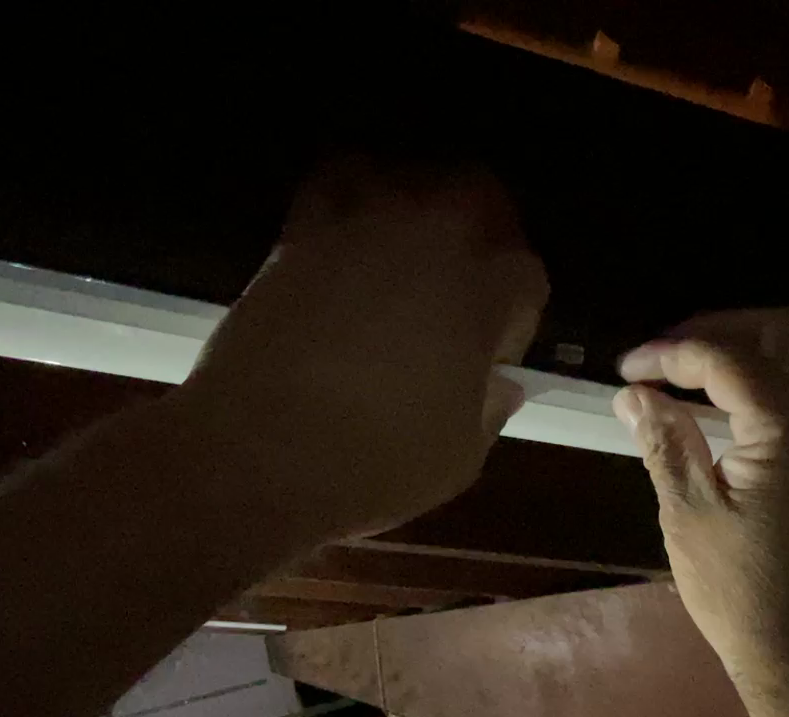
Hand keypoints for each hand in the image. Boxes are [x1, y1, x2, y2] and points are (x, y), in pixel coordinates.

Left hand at [176, 163, 547, 542]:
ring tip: (409, 254)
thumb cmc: (375, 466)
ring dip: (420, 207)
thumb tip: (501, 386)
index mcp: (481, 296)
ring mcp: (360, 230)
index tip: (492, 357)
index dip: (516, 318)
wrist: (262, 456)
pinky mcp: (300, 236)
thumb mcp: (458, 459)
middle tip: (466, 287)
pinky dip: (350, 201)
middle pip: (480, 196)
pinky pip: (334, 186)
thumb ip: (489, 411)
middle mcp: (428, 241)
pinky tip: (348, 243)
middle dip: (486, 234)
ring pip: (407, 178)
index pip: (525, 277)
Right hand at [612, 309, 788, 706]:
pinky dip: (779, 375)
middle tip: (666, 357)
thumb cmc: (740, 588)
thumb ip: (664, 441)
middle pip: (783, 330)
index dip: (669, 353)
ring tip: (697, 374)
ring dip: (754, 347)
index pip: (724, 357)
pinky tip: (738, 408)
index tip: (626, 370)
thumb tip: (633, 395)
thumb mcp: (687, 513)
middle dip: (719, 330)